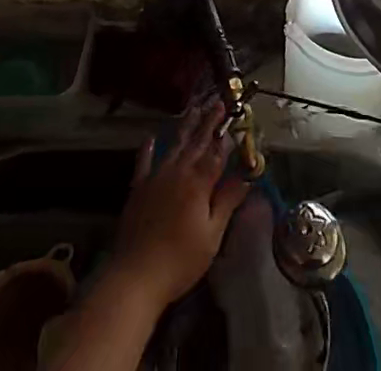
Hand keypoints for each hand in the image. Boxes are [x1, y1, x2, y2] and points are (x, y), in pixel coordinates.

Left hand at [107, 98, 250, 306]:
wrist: (134, 277)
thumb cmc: (180, 260)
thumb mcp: (212, 234)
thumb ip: (227, 201)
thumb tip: (246, 177)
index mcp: (198, 183)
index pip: (217, 152)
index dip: (227, 136)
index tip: (235, 118)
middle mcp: (177, 173)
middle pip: (196, 142)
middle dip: (209, 121)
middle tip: (218, 102)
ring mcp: (155, 179)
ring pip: (174, 146)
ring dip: (185, 127)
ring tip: (194, 109)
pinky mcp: (138, 190)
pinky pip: (144, 163)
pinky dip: (148, 149)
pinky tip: (151, 138)